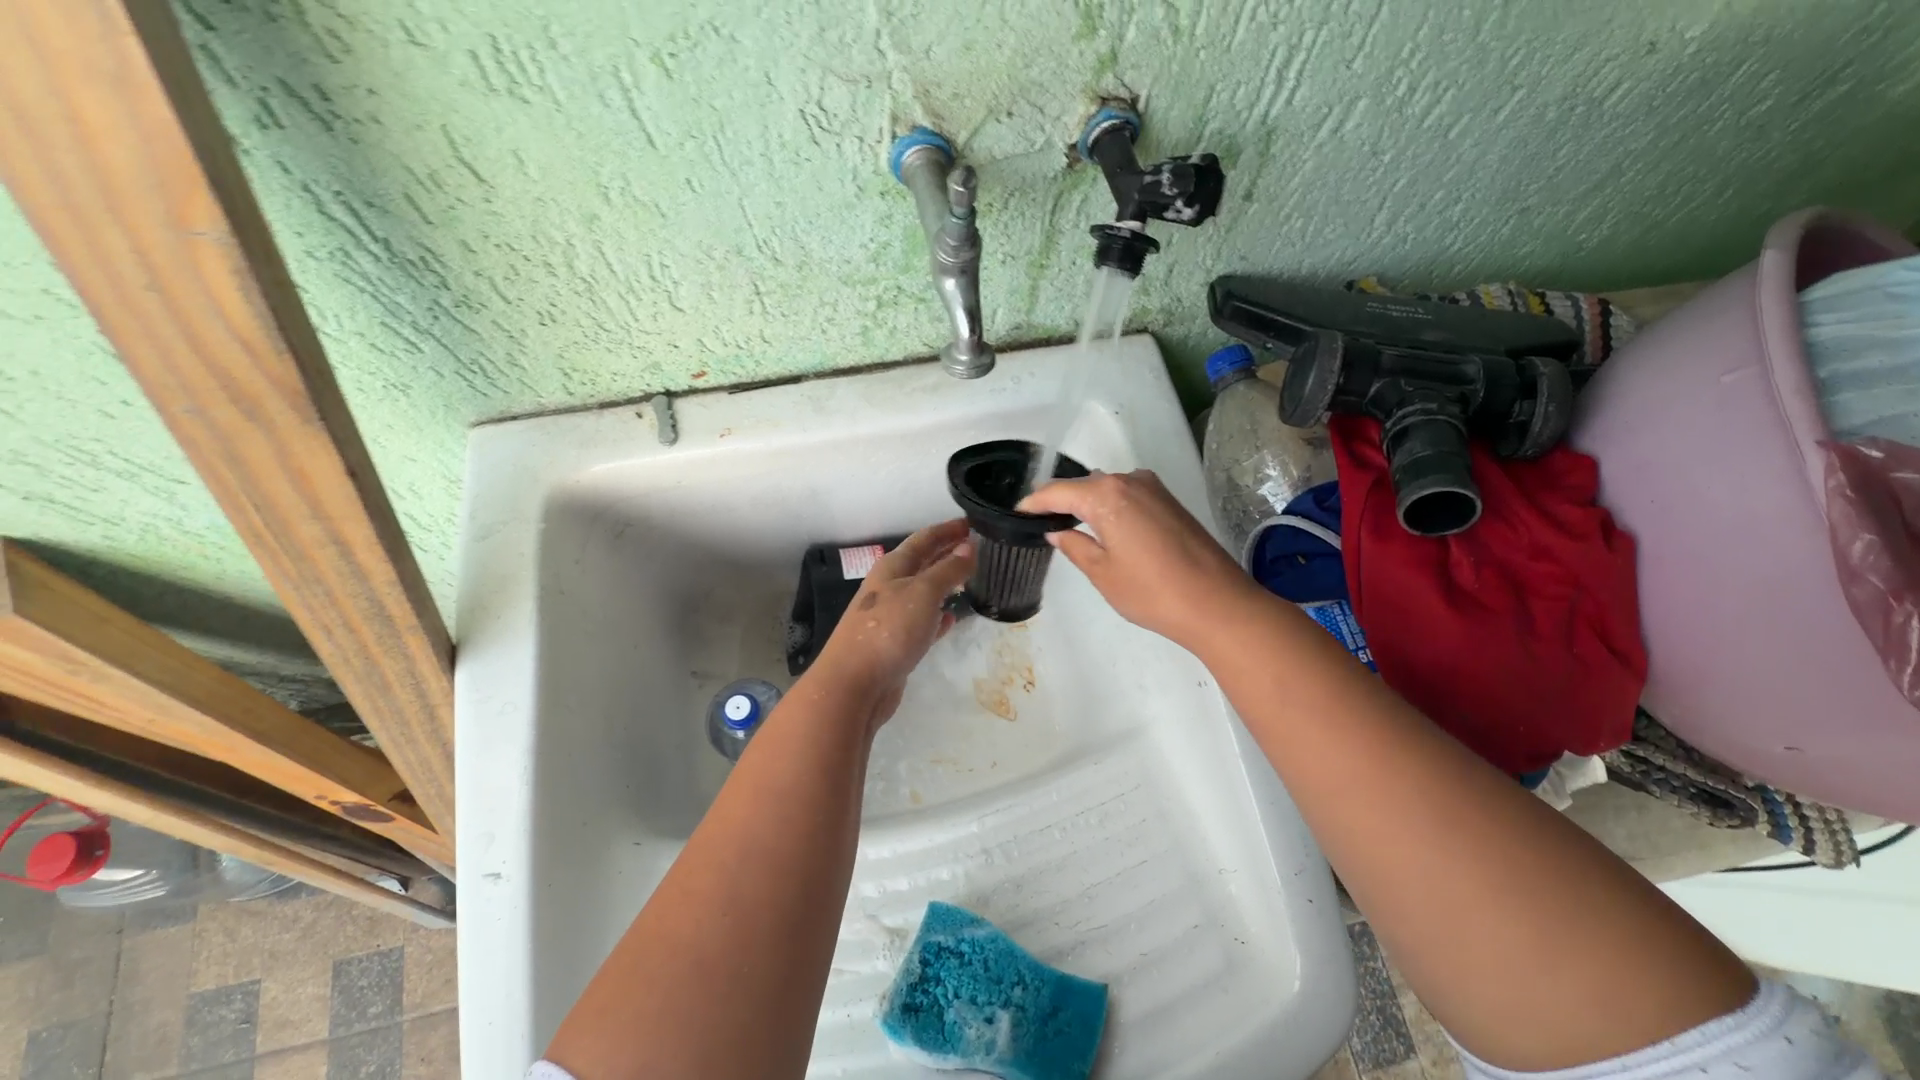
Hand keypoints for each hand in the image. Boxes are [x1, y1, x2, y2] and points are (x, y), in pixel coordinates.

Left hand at [806, 520, 975, 733]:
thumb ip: (948, 570)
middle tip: (977, 547)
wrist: (855, 684)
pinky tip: (951, 618)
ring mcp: (891, 618)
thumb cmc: (889, 629)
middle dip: (946, 553)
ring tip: (970, 578)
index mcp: (892, 568)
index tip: (972, 523)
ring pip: (923, 593)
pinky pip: (922, 623)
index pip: (923, 539)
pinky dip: (937, 617)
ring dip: (944, 584)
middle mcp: (889, 588)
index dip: (947, 530)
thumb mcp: (923, 592)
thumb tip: (968, 547)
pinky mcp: (896, 645)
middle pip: (922, 563)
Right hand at [1018, 470, 1259, 651]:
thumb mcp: (1103, 573)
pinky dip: (1110, 505)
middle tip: (1039, 518)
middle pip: (1084, 484)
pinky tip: (1103, 526)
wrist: (1217, 603)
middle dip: (1061, 499)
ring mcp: (1154, 489)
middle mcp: (1130, 481)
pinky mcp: (1170, 502)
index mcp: (1106, 495)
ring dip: (1088, 501)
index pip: (1058, 491)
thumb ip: (1075, 546)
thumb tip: (1059, 531)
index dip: (1035, 502)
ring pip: (1108, 488)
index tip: (1017, 511)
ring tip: (1068, 522)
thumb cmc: (1152, 592)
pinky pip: (1128, 495)